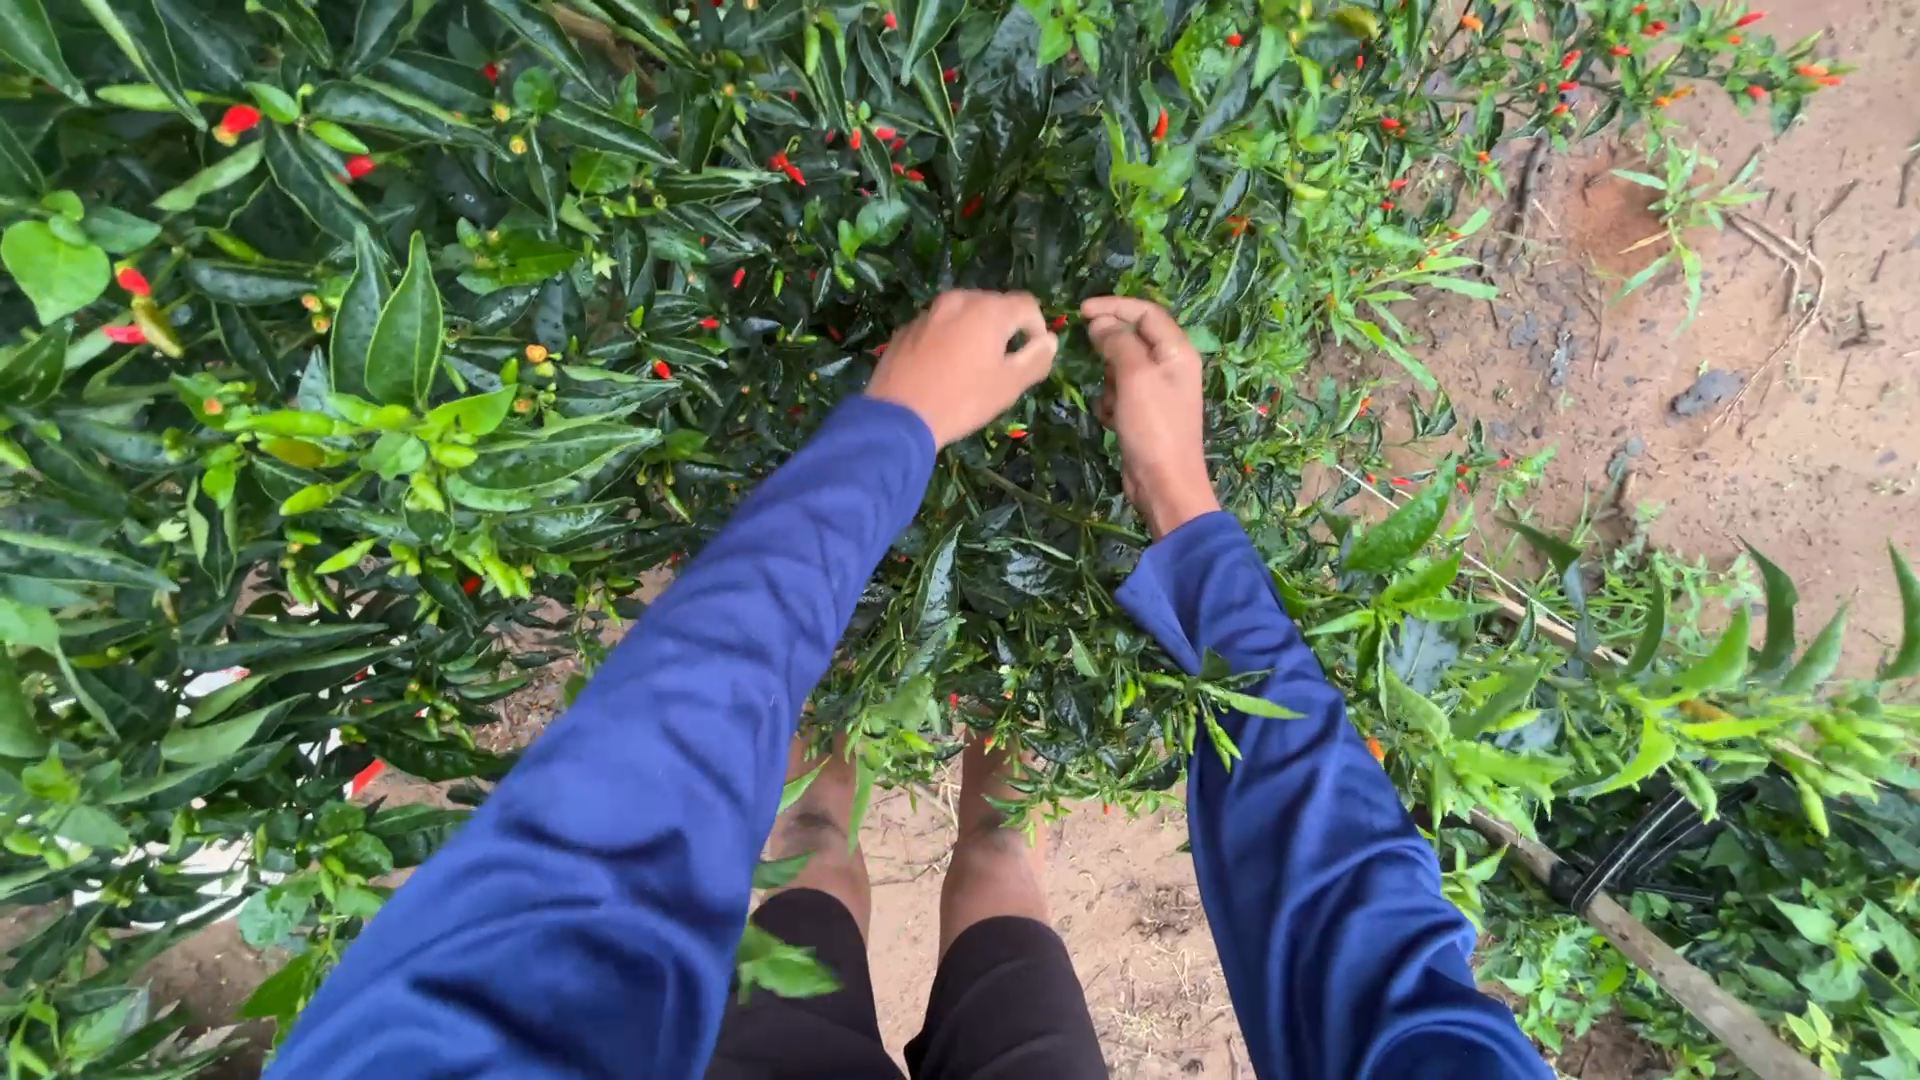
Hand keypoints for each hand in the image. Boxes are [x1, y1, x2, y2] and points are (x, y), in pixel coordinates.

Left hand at [867, 290, 1057, 447]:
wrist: (899, 417)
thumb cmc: (962, 400)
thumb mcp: (1008, 385)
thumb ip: (1036, 359)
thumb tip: (1050, 340)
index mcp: (988, 310)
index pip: (1027, 305)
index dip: (1037, 329)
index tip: (1033, 356)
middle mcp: (958, 300)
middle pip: (993, 306)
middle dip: (1005, 329)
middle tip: (1003, 364)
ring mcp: (928, 313)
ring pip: (963, 315)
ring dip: (974, 333)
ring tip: (971, 367)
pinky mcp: (906, 329)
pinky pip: (938, 328)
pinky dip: (947, 340)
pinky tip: (941, 370)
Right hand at [1082, 296, 1218, 539]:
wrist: (1163, 483)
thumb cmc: (1154, 427)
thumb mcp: (1135, 377)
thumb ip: (1118, 343)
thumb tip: (1099, 323)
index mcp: (1177, 351)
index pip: (1146, 313)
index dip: (1114, 306)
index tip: (1081, 311)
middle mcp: (1170, 367)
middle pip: (1132, 339)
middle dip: (1109, 350)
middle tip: (1090, 358)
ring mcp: (1156, 392)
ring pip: (1121, 368)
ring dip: (1108, 381)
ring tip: (1111, 401)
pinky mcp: (1143, 414)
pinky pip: (1118, 395)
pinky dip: (1110, 403)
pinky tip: (1111, 420)